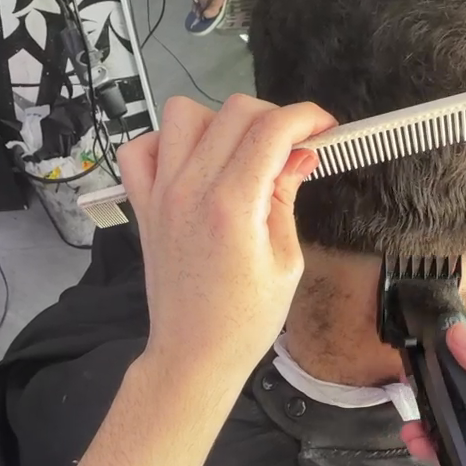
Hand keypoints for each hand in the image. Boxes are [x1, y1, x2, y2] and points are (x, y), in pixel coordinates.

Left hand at [118, 94, 336, 386]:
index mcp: (233, 206)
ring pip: (184, 114)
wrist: (194, 354)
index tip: (325, 127)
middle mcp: (191, 189)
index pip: (272, 130)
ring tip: (241, 155)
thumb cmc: (245, 322)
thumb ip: (286, 199)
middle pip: (235, 111)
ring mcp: (161, 194)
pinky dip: (166, 142)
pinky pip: (140, 148)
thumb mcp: (286, 263)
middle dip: (274, 118)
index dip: (307, 117)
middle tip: (292, 149)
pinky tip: (193, 163)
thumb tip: (299, 155)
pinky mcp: (144, 206)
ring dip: (220, 122)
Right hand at [401, 323, 465, 465]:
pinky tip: (421, 444)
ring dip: (437, 417)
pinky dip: (441, 446)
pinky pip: (463, 448)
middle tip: (407, 382)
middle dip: (441, 381)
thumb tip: (454, 333)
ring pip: (464, 416)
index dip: (462, 340)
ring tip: (412, 422)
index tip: (424, 340)